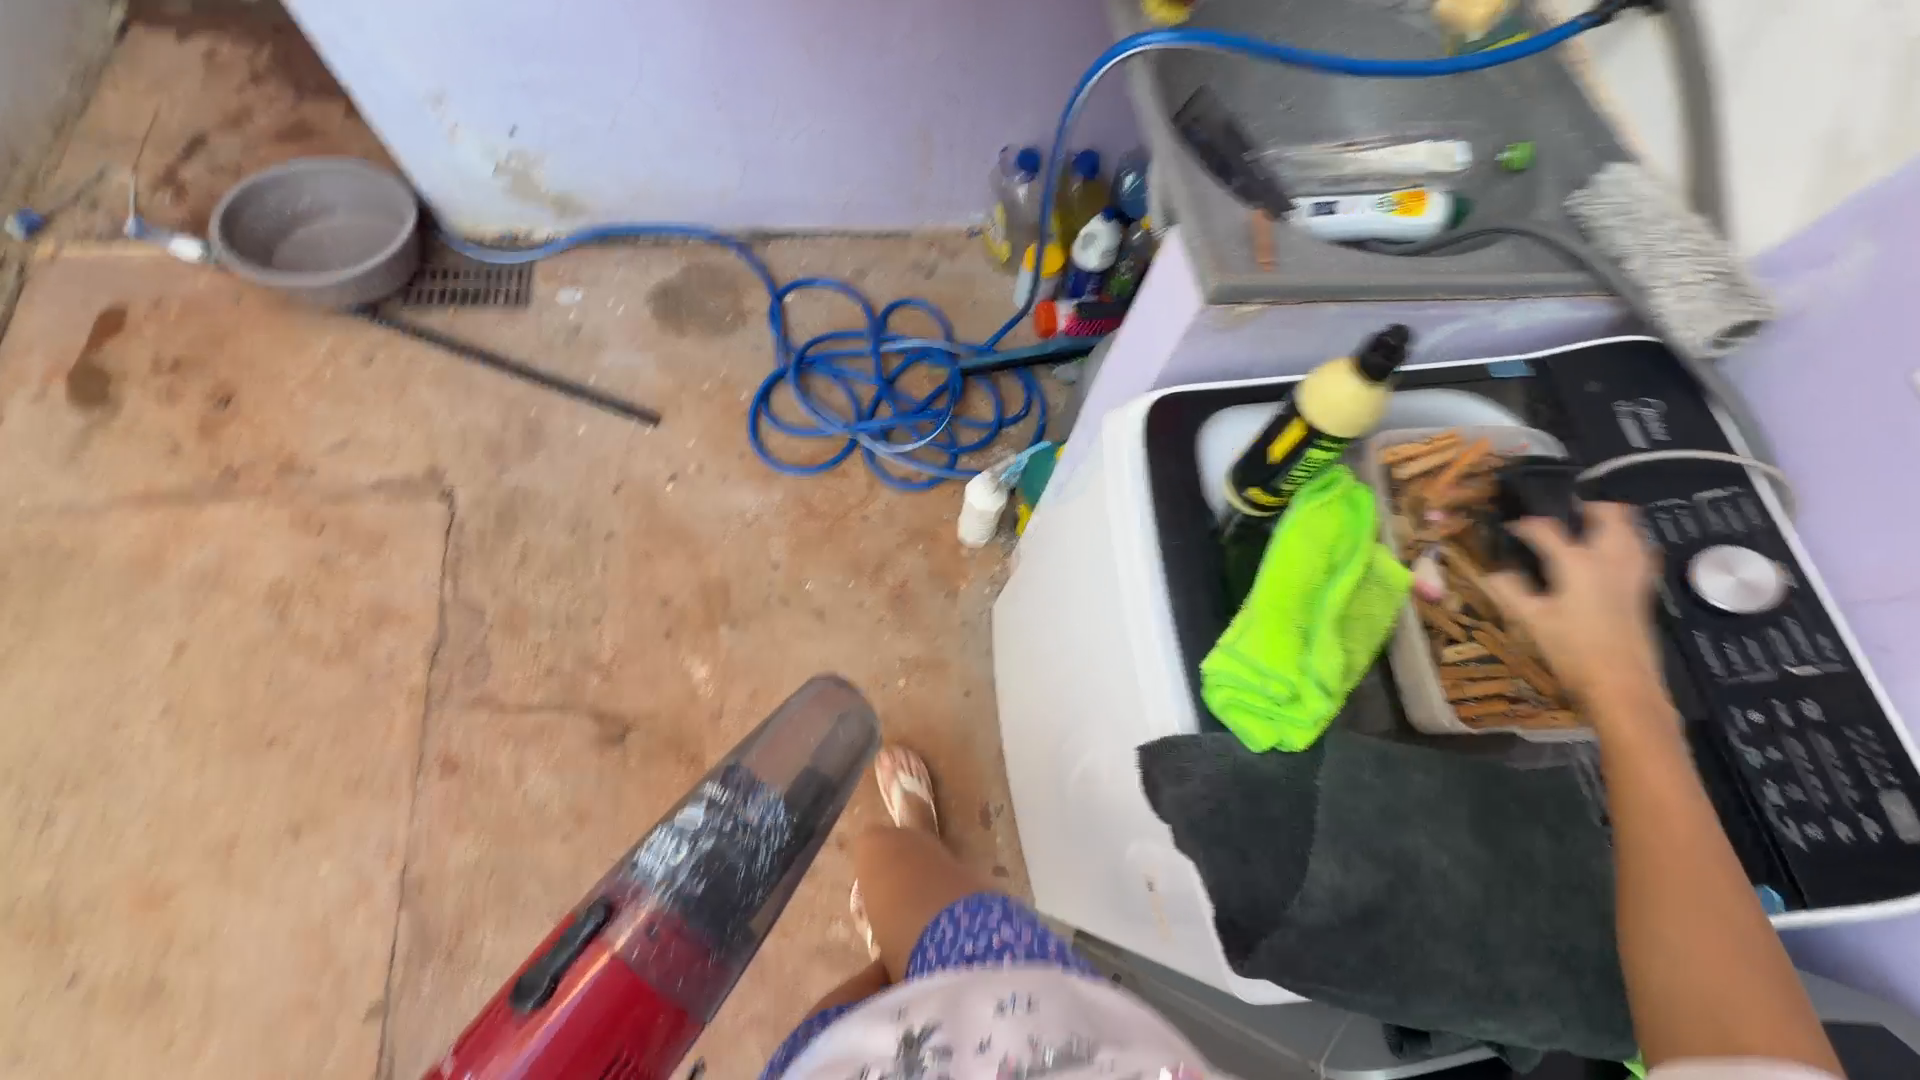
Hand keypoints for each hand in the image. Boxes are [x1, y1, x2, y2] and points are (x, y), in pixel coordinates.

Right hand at [1482, 502, 1663, 710]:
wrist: (1622, 685)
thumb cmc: (1572, 651)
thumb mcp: (1530, 621)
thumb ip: (1509, 591)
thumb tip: (1494, 573)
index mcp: (1577, 563)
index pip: (1546, 530)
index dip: (1525, 525)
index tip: (1510, 527)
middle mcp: (1610, 559)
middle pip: (1609, 515)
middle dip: (1585, 508)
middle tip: (1563, 513)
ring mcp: (1633, 573)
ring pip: (1632, 530)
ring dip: (1611, 522)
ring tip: (1588, 528)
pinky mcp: (1644, 589)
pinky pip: (1640, 551)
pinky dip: (1626, 543)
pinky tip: (1609, 556)